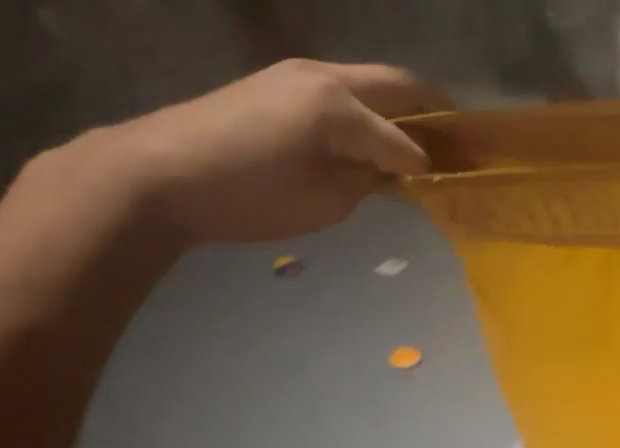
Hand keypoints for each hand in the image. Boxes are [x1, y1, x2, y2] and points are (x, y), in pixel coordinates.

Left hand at [70, 59, 452, 245]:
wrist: (160, 174)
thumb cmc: (252, 195)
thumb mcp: (327, 201)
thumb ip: (369, 180)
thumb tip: (393, 172)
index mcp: (339, 106)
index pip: (404, 140)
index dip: (428, 168)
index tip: (449, 187)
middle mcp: (323, 77)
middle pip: (397, 84)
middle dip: (433, 110)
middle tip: (459, 140)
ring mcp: (296, 74)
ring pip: (368, 82)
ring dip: (398, 107)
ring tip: (418, 142)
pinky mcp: (275, 84)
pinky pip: (341, 91)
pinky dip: (368, 110)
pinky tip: (371, 140)